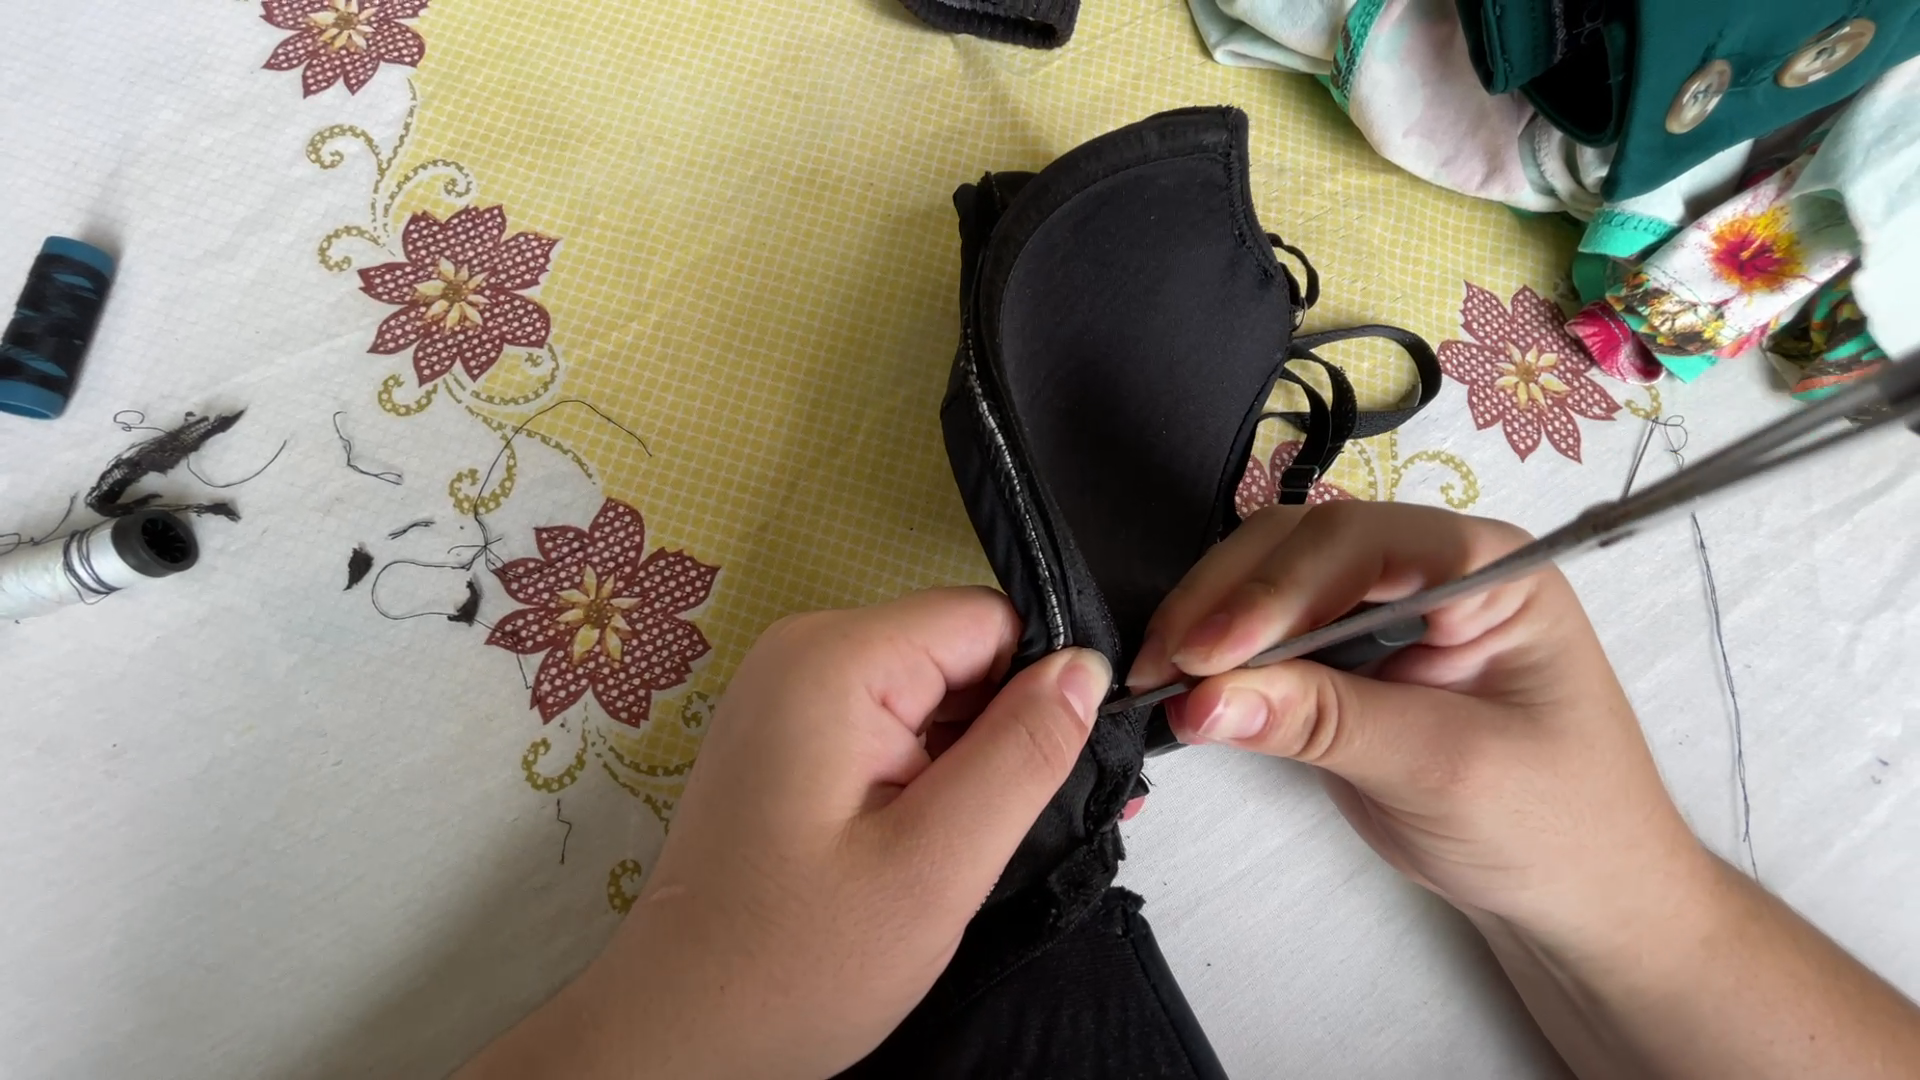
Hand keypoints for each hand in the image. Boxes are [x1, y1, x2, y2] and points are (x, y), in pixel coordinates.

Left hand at [459, 588, 1109, 1079]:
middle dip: (1006, 722)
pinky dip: (933, 762)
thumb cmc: (797, 962)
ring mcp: (796, 684)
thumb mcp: (934, 865)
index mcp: (836, 657)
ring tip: (981, 835)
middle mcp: (808, 648)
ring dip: (971, 750)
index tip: (1058, 762)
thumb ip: (1020, 754)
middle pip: (957, 648)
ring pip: (934, 684)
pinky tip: (941, 826)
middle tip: (1026, 817)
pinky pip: (896, 714)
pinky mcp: (797, 723)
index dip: (1038, 681)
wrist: (679, 1032)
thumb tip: (1085, 667)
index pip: (985, 619)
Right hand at [1127, 502, 1708, 943]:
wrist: (1568, 893)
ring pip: (1261, 575)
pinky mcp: (1331, 648)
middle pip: (1294, 545)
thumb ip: (1323, 722)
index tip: (1207, 655)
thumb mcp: (1443, 770)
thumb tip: (1202, 702)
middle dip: (1222, 601)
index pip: (1358, 546)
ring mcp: (1370, 603)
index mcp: (1482, 569)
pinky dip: (1211, 651)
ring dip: (1202, 620)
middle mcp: (1419, 567)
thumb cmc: (1552, 828)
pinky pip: (1255, 625)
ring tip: (1158, 676)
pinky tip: (1180, 680)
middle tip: (1163, 667)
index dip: (1274, 590)